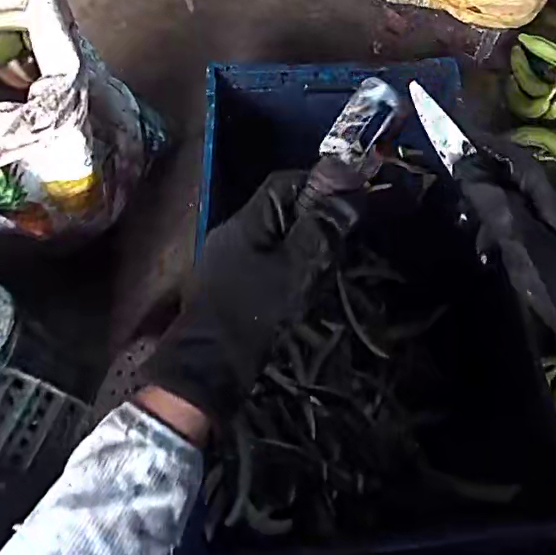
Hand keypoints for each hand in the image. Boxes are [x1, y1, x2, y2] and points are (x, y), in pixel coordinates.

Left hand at [141, 170, 339, 428]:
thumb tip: (350, 196)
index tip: (346, 197)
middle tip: (342, 232)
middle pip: (280, 207)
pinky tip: (302, 281)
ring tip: (327, 260)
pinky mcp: (228, 283)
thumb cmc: (253, 313)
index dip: (319, 183)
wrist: (205, 372)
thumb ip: (323, 228)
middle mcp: (233, 231)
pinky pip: (265, 257)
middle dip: (313, 214)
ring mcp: (227, 258)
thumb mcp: (297, 268)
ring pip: (275, 234)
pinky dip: (288, 260)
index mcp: (247, 220)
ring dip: (303, 240)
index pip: (285, 182)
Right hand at [455, 135, 555, 420]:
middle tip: (458, 198)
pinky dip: (506, 233)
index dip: (487, 145)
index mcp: (553, 194)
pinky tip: (495, 256)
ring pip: (521, 203)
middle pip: (517, 176)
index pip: (517, 155)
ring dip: (494, 213)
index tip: (457, 139)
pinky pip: (528, 225)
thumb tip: (467, 168)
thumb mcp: (524, 246)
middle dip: (485, 182)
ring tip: (475, 241)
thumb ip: (496, 205)